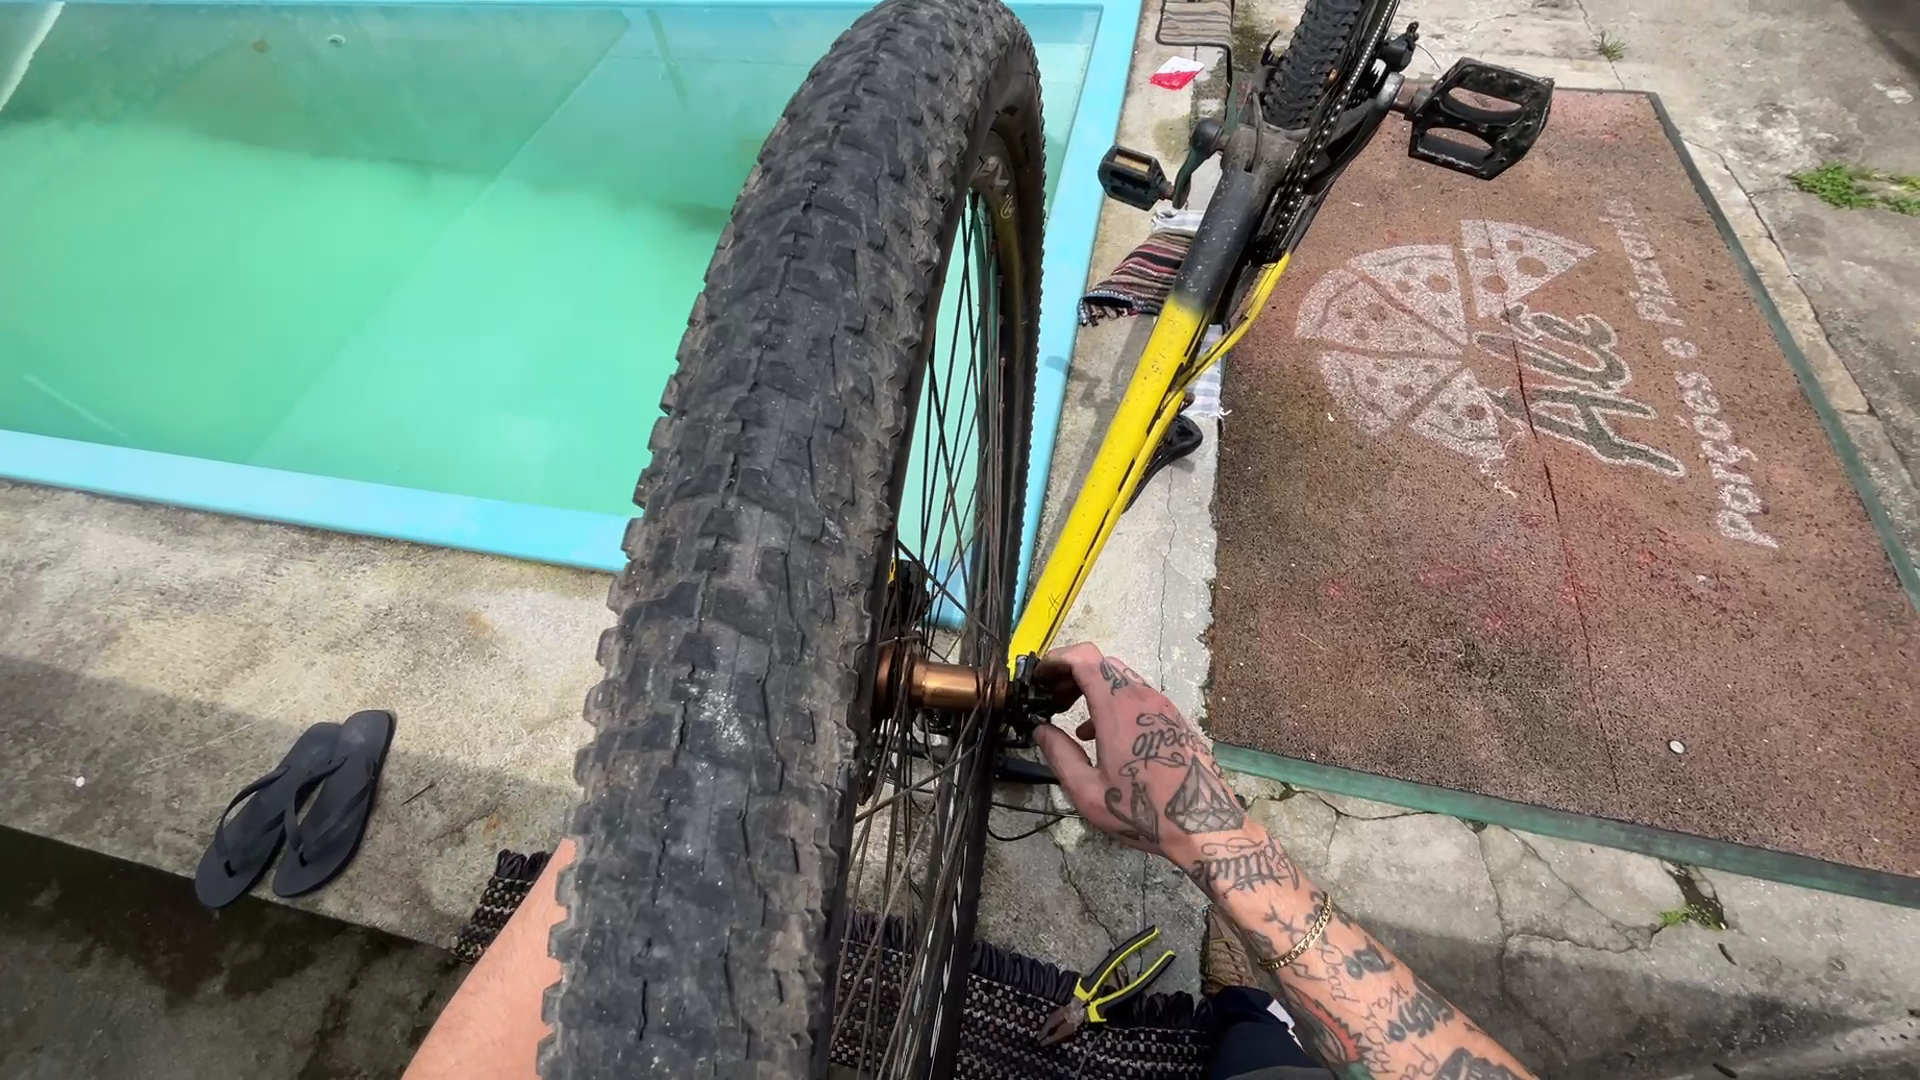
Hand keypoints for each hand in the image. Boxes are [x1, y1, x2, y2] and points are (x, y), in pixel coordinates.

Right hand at [1031, 643, 1262, 869]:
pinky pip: (1137, 696)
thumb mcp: (1087, 791)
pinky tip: (1103, 736)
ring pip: (1120, 678)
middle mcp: (1142, 697)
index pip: (1084, 658)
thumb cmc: (1143, 811)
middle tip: (1052, 698)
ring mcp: (1162, 706)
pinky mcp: (1174, 719)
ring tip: (1074, 720)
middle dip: (1071, 674)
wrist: (1204, 826)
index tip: (1040, 675)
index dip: (1057, 659)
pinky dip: (1113, 701)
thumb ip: (1059, 755)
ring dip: (1092, 688)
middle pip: (1101, 663)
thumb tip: (1041, 731)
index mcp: (1118, 708)